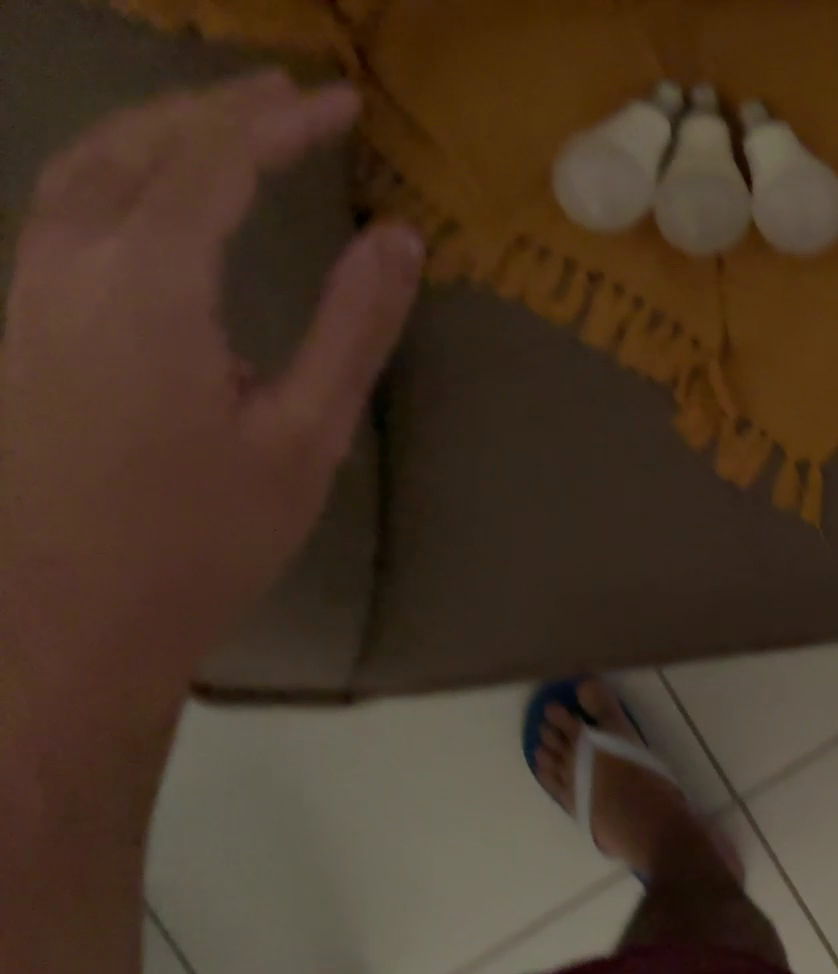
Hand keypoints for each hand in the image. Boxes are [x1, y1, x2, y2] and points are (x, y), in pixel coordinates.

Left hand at [0, 71, 422, 709]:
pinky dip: (119, 171)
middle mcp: (64, 266)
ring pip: (81, 168)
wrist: (62, 618)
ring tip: (228, 119)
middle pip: (134, 146)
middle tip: (289, 92)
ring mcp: (23, 293)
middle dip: (213, 106)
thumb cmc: (203, 531)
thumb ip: (352, 326)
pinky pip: (63, 210)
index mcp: (144, 288)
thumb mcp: (305, 432)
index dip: (279, 122)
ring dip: (158, 129)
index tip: (343, 103)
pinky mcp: (14, 325)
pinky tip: (157, 190)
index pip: (213, 165)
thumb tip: (399, 239)